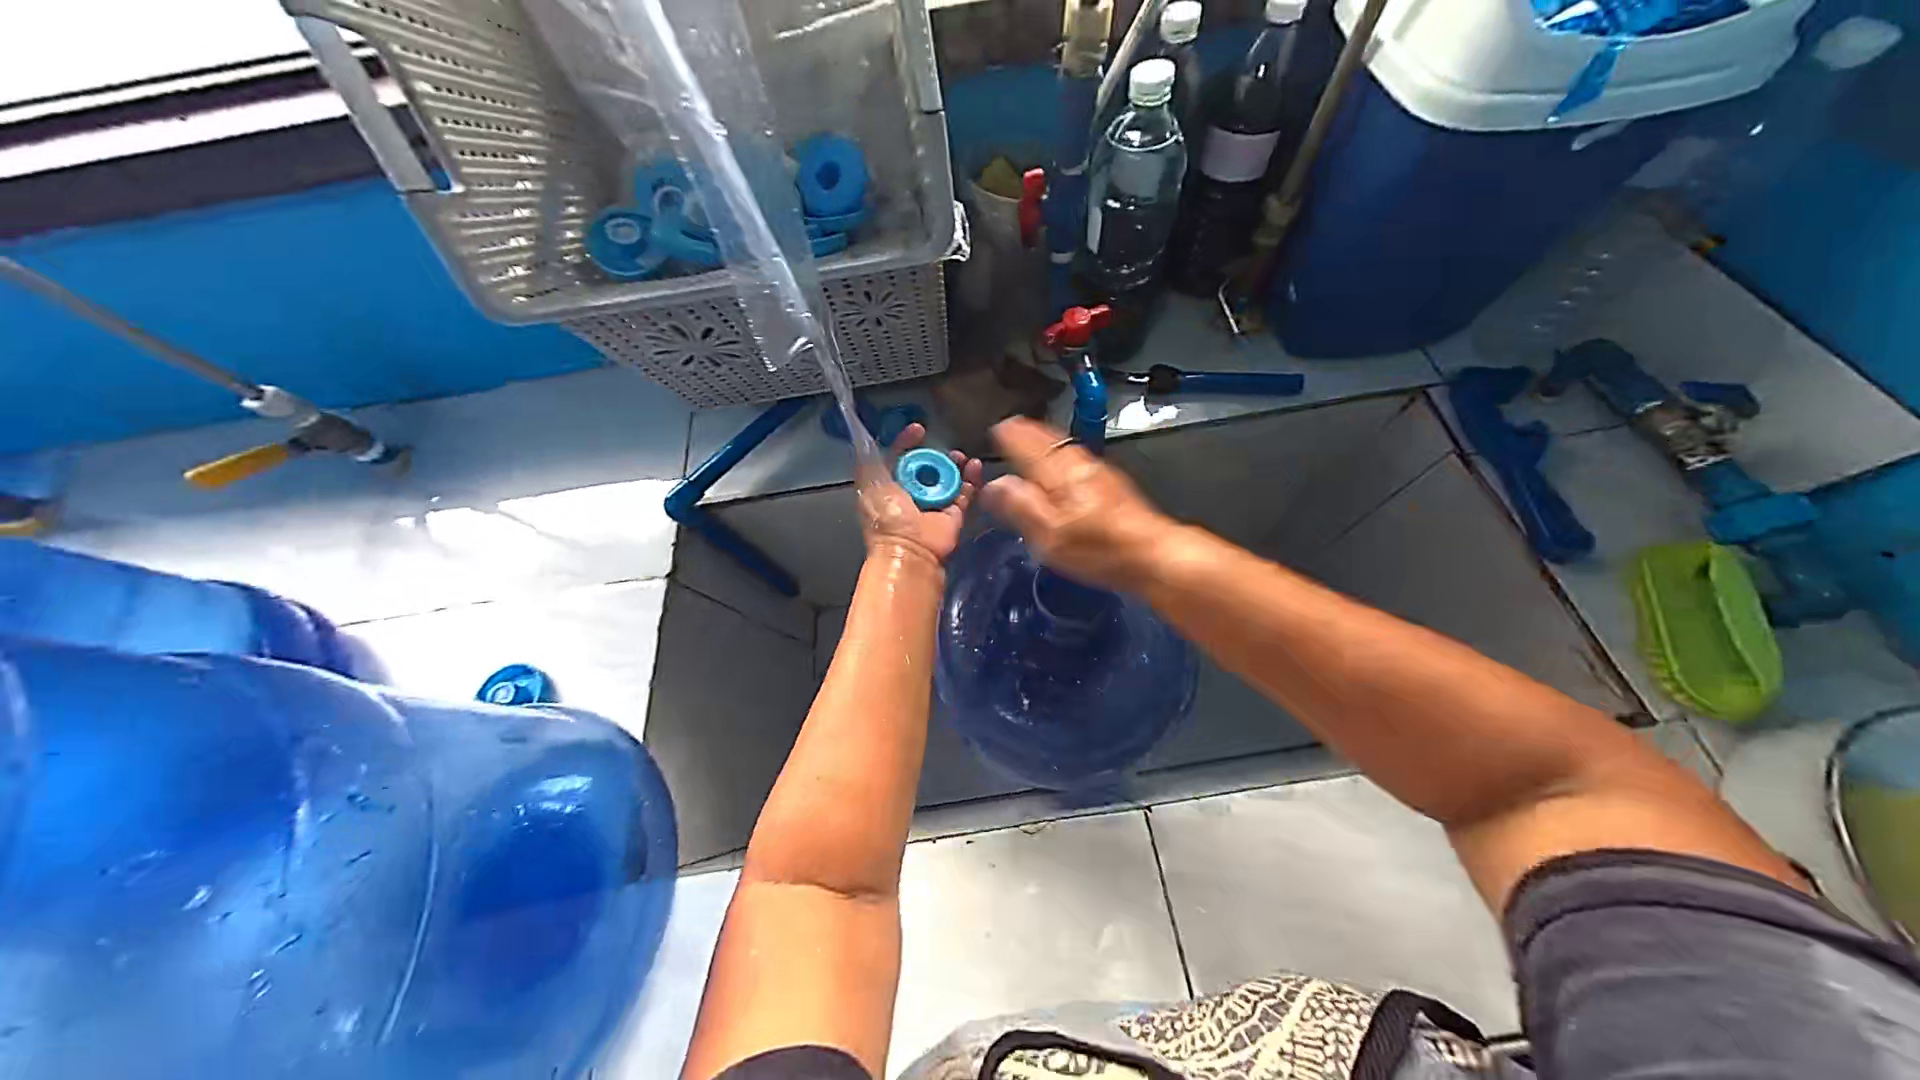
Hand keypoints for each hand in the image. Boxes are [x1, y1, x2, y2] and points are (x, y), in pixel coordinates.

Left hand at [857, 423, 983, 565]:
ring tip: (961, 456)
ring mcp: (934, 504)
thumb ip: (869, 459)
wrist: (909, 549)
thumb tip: (866, 436)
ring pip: (949, 477)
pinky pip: (966, 492)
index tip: (919, 429)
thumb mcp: (870, 482)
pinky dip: (971, 478)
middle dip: (936, 454)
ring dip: (956, 464)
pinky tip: (974, 466)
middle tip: (945, 447)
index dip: (907, 441)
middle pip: (927, 465)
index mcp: (889, 485)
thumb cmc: (886, 515)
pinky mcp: (954, 514)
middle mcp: (912, 494)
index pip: (899, 457)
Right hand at [981, 417, 1176, 590]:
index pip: (1024, 438)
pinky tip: (1056, 469)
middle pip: (1044, 436)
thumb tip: (993, 486)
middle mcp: (1077, 461)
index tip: (993, 432)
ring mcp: (1096, 469)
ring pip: (1061, 445)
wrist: (1152, 555)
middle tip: (1007, 431)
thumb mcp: (1049, 535)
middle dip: (1023, 432)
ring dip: (1041, 442)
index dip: (1004, 435)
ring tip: (1026, 443)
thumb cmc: (1101, 548)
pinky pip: (1073, 459)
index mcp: (1057, 470)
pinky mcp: (1108, 483)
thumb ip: (1018, 506)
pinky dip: (1058, 457)